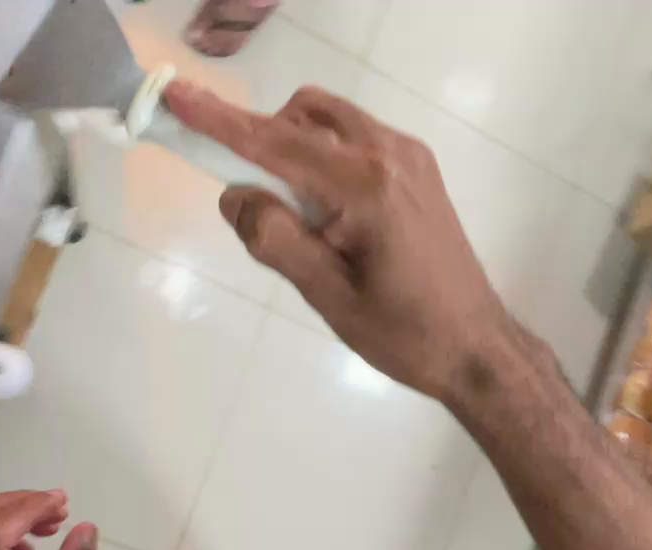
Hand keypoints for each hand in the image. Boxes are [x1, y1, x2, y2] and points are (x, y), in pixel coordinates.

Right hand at [162, 80, 519, 406]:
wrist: (475, 347)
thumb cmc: (403, 335)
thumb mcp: (329, 297)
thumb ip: (277, 241)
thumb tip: (236, 196)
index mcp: (366, 187)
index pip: (276, 143)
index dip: (219, 123)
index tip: (176, 99)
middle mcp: (390, 153)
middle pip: (303, 115)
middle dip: (265, 143)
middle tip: (261, 210)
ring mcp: (410, 156)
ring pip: (331, 122)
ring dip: (296, 151)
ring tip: (303, 224)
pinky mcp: (419, 169)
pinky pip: (356, 140)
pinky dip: (326, 160)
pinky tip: (334, 219)